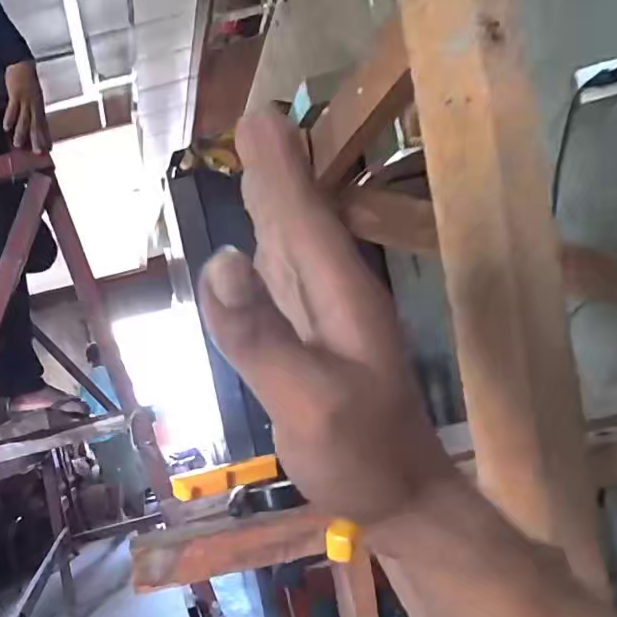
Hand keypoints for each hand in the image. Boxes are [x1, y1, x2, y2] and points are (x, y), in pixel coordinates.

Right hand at [2, 61, 50, 153]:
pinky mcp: (16, 94)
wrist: (21, 62)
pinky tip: (6, 127)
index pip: (44, 125)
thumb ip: (34, 109)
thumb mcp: (35, 96)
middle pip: (36, 125)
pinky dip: (10, 118)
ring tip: (17, 145)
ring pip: (24, 120)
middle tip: (38, 153)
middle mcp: (34, 105)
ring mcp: (25, 100)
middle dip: (37, 140)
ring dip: (21, 133)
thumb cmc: (27, 80)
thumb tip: (34, 122)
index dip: (46, 137)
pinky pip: (13, 109)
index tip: (49, 149)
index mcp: (39, 106)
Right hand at [197, 111, 463, 531]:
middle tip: (253, 126)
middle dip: (277, 174)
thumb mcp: (309, 400)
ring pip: (294, 253)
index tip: (259, 117)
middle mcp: (336, 299)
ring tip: (253, 171)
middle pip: (300, 224)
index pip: (304, 219)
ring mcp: (327, 326)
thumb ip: (262, 336)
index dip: (281, 168)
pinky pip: (286, 289)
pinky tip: (258, 251)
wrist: (398, 500)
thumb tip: (218, 259)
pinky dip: (269, 259)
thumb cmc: (360, 456)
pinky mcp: (316, 350)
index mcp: (340, 297)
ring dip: (274, 209)